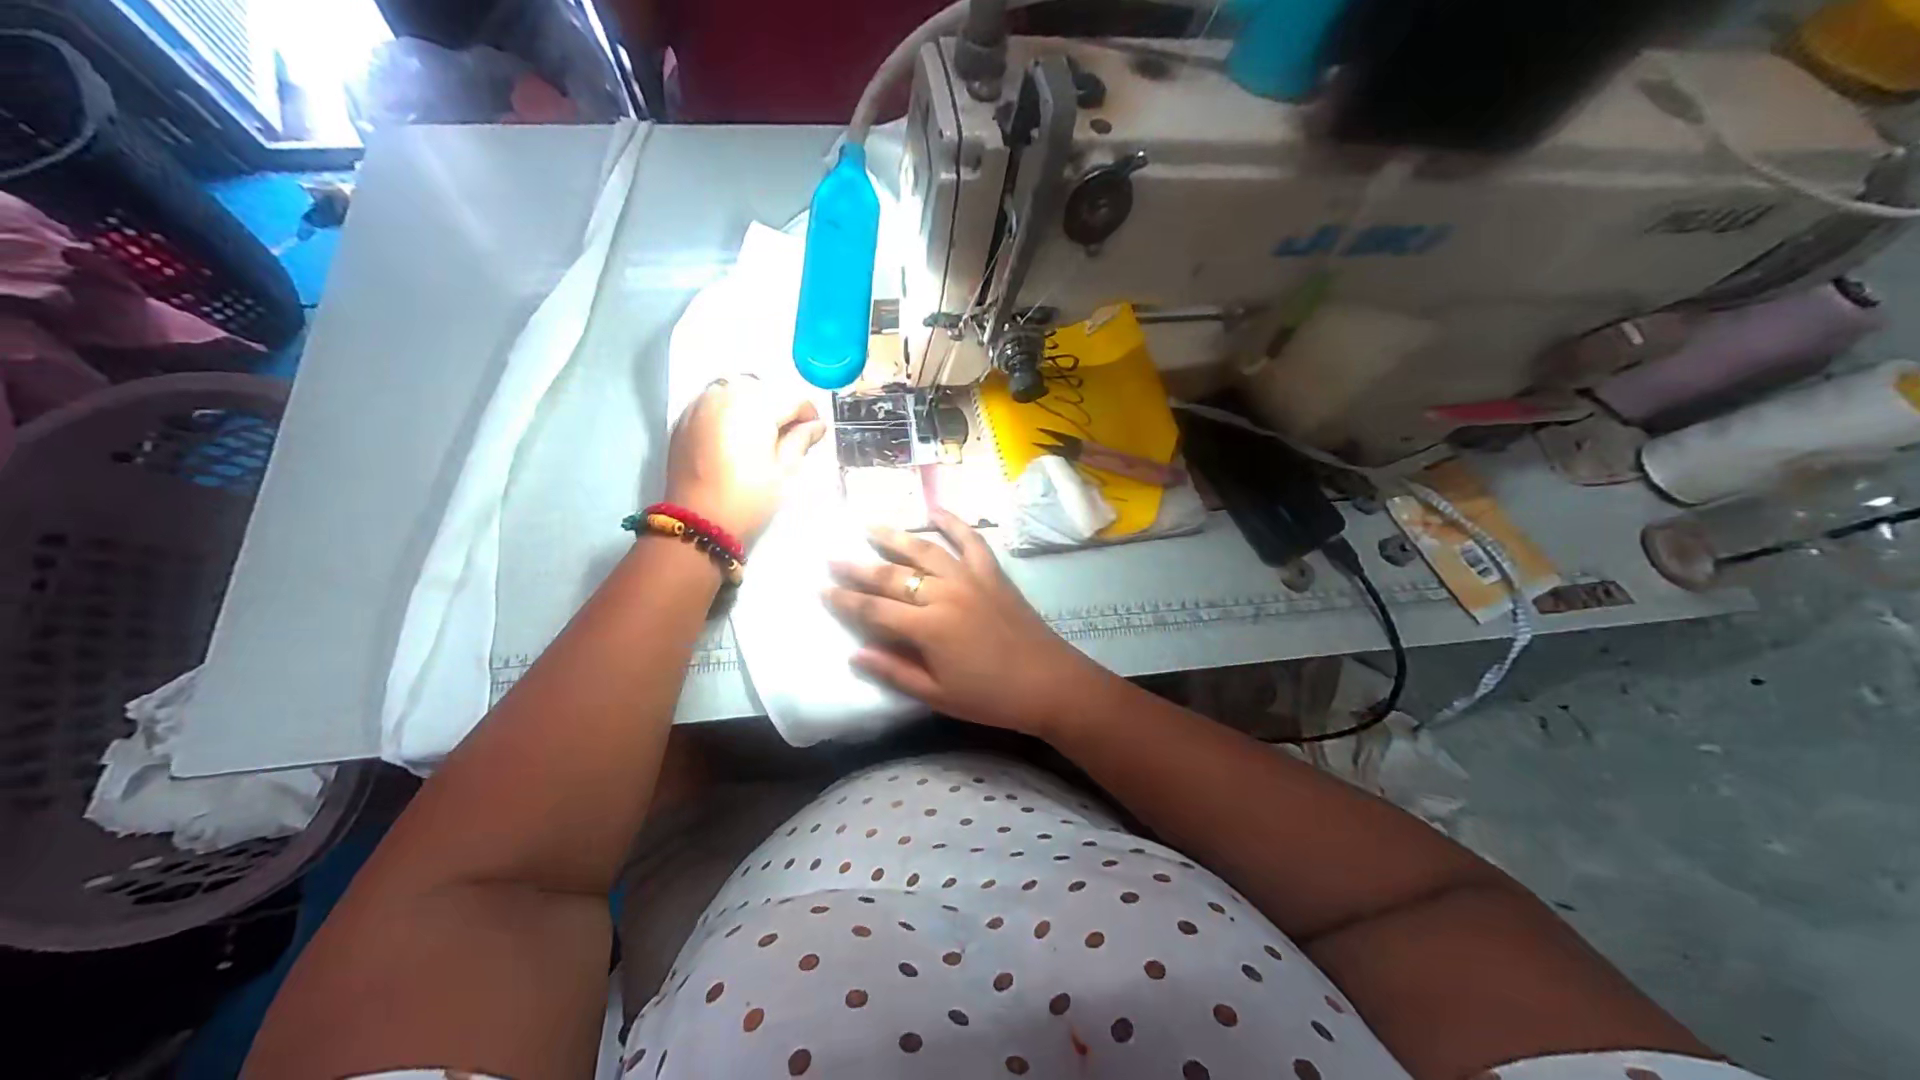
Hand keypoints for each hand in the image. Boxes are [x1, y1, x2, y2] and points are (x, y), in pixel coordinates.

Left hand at [664, 377, 826, 542]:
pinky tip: (732, 436)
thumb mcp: (783, 470)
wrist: (697, 521)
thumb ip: (800, 440)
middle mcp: (726, 394)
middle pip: (762, 390)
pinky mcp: (683, 419)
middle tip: (785, 436)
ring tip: (757, 435)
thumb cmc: (748, 497)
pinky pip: (712, 403)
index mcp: (756, 406)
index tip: (813, 433)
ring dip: (751, 406)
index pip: (792, 399)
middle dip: (777, 408)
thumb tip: (817, 426)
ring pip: (734, 391)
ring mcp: (700, 404)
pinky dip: (726, 412)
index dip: (808, 415)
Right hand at [825, 510, 1112, 738]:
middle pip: (893, 576)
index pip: (874, 610)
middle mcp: (944, 594)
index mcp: (927, 628)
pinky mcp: (993, 574)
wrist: (1050, 683)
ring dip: (895, 537)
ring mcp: (971, 579)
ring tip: (870, 527)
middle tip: (834, 558)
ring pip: (925, 550)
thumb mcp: (938, 695)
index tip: (822, 588)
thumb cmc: (991, 698)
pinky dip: (952, 523)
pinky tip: (934, 510)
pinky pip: (971, 540)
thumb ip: (894, 671)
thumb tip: (855, 654)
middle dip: (859, 567)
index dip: (844, 600)